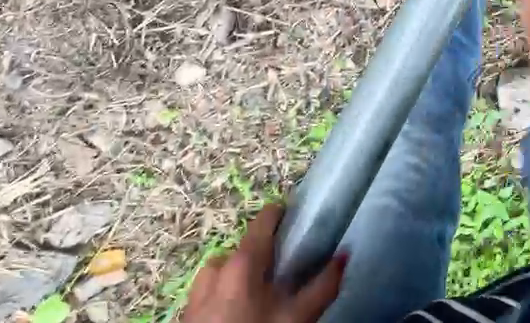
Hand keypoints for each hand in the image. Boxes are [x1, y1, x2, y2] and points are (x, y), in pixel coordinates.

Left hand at [180, 206, 344, 322]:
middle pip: (241, 248)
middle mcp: (215, 270)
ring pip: (218, 272)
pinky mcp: (185, 318)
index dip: (282, 216)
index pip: (264, 219)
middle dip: (260, 256)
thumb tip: (344, 254)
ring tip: (254, 297)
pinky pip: (204, 297)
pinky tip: (234, 317)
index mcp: (242, 261)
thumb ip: (323, 285)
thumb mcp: (297, 318)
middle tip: (280, 273)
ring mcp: (195, 296)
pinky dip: (219, 298)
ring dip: (234, 277)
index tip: (297, 223)